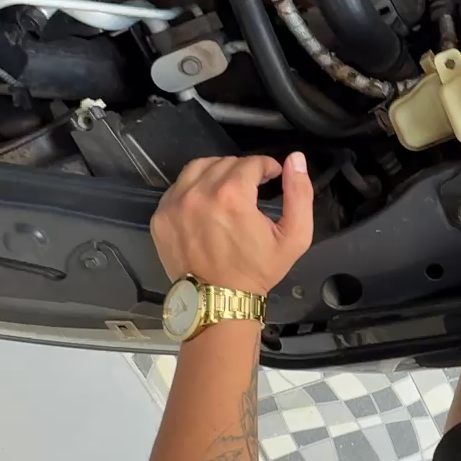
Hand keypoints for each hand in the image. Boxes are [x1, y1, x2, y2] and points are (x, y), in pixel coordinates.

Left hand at [151, 152, 313, 294]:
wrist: (220, 300)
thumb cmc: (258, 270)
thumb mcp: (295, 237)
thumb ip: (300, 194)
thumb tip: (295, 160)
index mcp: (232, 196)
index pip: (251, 162)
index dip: (267, 166)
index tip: (272, 176)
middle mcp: (199, 195)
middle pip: (225, 162)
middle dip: (244, 170)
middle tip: (253, 188)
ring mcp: (175, 205)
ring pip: (198, 168)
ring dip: (218, 172)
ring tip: (229, 190)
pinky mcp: (161, 217)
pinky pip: (178, 187)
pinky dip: (195, 188)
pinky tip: (208, 204)